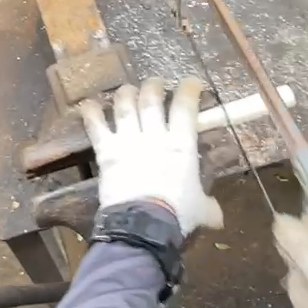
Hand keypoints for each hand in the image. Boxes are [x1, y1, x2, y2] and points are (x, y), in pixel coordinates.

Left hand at [78, 77, 222, 234]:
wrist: (143, 225)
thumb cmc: (177, 215)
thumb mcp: (200, 210)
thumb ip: (209, 208)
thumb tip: (219, 219)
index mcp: (181, 145)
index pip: (185, 107)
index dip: (189, 90)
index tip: (191, 83)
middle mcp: (154, 135)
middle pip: (151, 99)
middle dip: (154, 86)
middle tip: (155, 84)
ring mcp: (128, 140)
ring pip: (125, 105)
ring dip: (125, 93)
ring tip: (127, 90)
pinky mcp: (106, 151)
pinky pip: (96, 126)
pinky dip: (91, 112)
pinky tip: (88, 104)